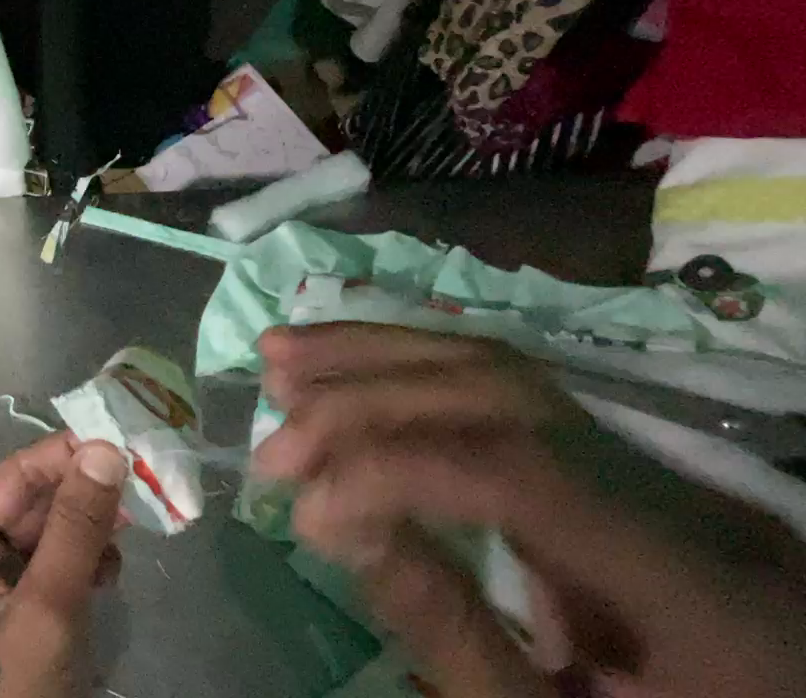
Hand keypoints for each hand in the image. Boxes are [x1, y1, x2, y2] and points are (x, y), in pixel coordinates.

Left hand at [0, 434, 127, 697]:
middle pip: (36, 500)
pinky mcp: (28, 608)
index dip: (67, 454)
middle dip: (87, 494)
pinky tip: (110, 573)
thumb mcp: (46, 608)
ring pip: (53, 530)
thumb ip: (74, 528)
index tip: (126, 439)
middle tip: (147, 486)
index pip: (16, 475)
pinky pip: (60, 563)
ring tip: (131, 535)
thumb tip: (105, 448)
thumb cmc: (17, 690)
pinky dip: (89, 561)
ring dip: (93, 528)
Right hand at [253, 322, 805, 697]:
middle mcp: (681, 491)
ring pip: (490, 362)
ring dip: (366, 354)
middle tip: (275, 448)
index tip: (306, 511)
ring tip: (274, 360)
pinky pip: (493, 370)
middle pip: (499, 397)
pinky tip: (332, 350)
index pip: (521, 476)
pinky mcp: (598, 439)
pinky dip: (398, 353)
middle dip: (365, 405)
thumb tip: (323, 514)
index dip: (395, 470)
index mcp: (697, 583)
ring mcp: (641, 454)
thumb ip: (442, 622)